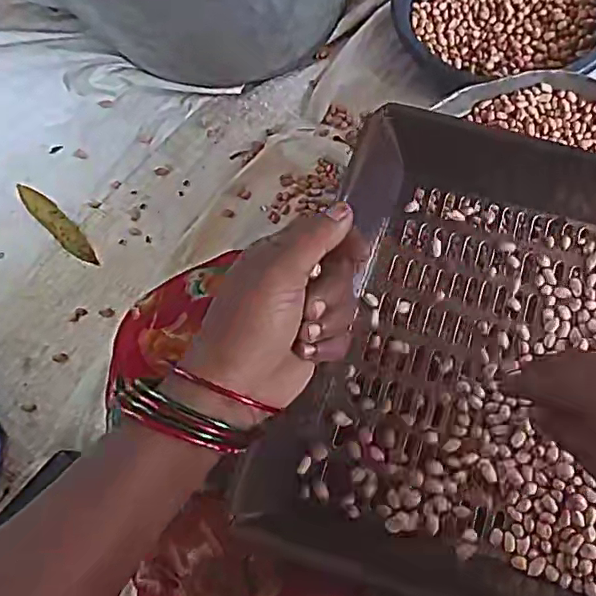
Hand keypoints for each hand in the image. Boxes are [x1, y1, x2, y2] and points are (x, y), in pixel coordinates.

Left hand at [172, 202, 366, 424]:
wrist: (238, 385)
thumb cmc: (251, 324)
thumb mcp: (279, 272)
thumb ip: (314, 238)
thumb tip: (345, 209)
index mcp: (280, 254)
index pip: (326, 233)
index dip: (346, 242)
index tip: (358, 255)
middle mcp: (296, 279)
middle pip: (343, 272)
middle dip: (331, 294)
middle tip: (308, 309)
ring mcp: (307, 312)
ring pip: (348, 305)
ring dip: (329, 323)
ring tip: (303, 335)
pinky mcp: (316, 341)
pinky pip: (344, 335)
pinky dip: (328, 345)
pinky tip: (307, 352)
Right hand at [507, 351, 595, 544]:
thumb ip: (573, 436)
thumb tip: (540, 414)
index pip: (556, 381)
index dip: (526, 382)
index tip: (504, 386)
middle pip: (573, 364)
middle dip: (541, 370)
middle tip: (516, 381)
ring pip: (591, 360)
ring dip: (562, 365)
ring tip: (540, 377)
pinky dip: (586, 366)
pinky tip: (578, 379)